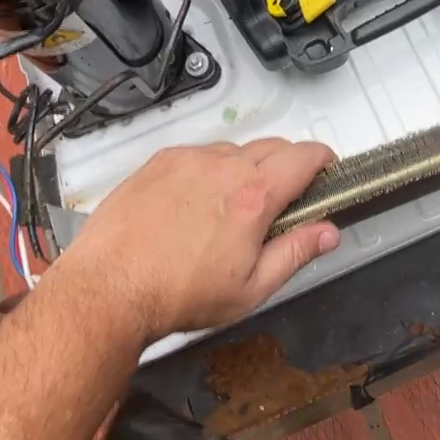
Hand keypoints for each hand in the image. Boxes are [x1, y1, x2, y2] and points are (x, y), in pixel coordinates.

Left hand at [55, 139, 339, 341]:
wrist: (109, 287)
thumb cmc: (182, 294)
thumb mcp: (251, 289)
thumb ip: (296, 253)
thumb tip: (329, 232)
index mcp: (255, 195)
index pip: (305, 156)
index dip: (324, 160)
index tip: (327, 172)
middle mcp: (224, 165)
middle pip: (274, 146)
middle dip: (289, 165)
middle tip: (283, 200)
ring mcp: (189, 158)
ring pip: (235, 149)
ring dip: (247, 167)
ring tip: (233, 207)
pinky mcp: (160, 160)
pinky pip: (200, 153)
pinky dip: (210, 169)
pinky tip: (196, 202)